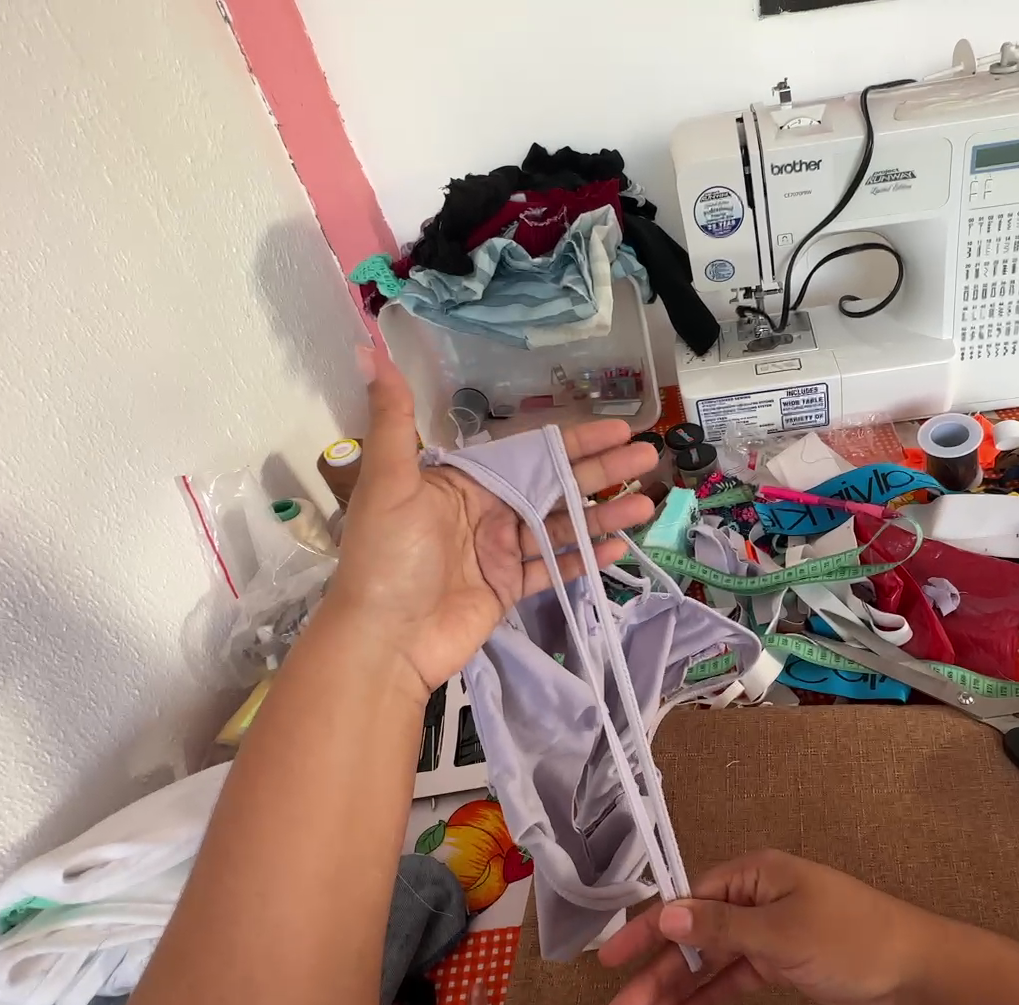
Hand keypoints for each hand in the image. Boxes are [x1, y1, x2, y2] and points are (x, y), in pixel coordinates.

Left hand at [321, 346, 657, 698]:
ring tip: (646, 503)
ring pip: (563, 527)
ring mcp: (501, 552)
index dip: (575, 441)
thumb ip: (394, 420)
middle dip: (603, 471)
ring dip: (603, 515)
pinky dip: (585, 559)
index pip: (530, 454)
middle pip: (556, 486)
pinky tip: (617, 548)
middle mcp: (488, 512)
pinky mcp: (509, 588)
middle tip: (647, 456)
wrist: (383, 640)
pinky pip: (554, 568)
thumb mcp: (388, 483)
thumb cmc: (387, 558)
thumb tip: (371, 351)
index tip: (616, 428)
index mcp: (466, 483)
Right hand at [598, 849, 946, 1004]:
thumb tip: (667, 914)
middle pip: (695, 936)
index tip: (611, 959)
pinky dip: (707, 1000)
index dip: (649, 930)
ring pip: (710, 963)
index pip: (689, 900)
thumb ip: (721, 928)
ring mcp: (766, 932)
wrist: (911, 969)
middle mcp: (755, 898)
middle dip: (658, 972)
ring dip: (677, 992)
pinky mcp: (778, 963)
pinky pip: (733, 980)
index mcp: (755, 874)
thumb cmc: (849, 935)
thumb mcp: (781, 931)